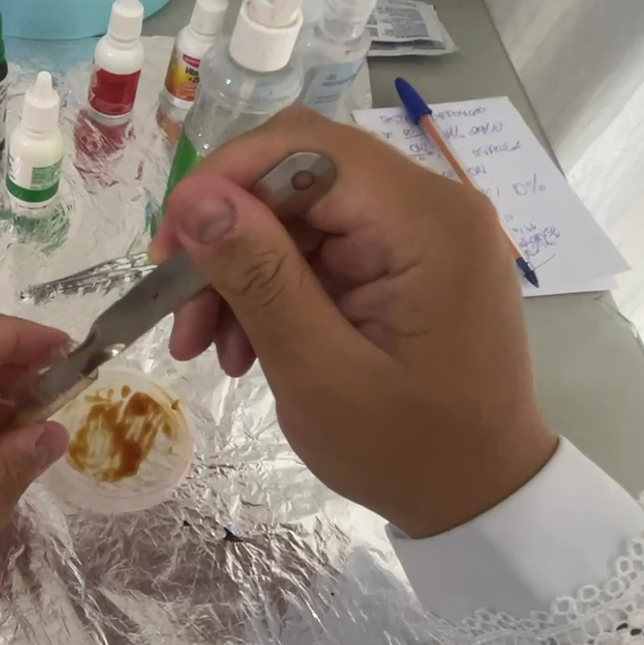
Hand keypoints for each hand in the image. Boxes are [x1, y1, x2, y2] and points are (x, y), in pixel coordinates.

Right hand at [150, 106, 557, 537]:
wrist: (476, 496)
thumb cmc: (404, 450)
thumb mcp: (317, 371)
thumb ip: (259, 278)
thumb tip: (195, 199)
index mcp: (423, 222)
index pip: (305, 148)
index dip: (222, 182)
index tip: (168, 251)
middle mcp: (425, 208)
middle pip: (293, 183)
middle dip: (224, 243)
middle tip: (176, 313)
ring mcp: (412, 238)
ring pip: (291, 223)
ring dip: (236, 278)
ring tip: (206, 350)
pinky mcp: (397, 268)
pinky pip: (311, 259)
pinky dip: (266, 297)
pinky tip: (245, 350)